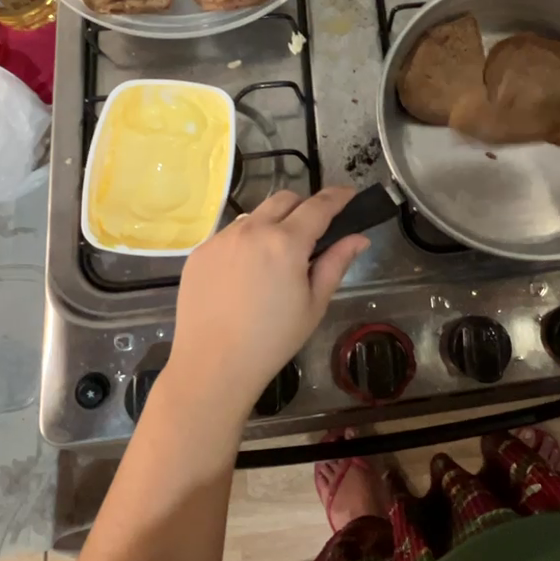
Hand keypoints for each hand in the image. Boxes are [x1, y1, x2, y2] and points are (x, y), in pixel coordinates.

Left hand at [168, 187, 369, 416]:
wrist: (212, 366)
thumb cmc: (272, 340)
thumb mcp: (314, 304)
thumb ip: (336, 263)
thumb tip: (358, 238)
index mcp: (285, 242)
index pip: (318, 206)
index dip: (337, 196)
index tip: (349, 195)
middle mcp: (252, 230)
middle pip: (285, 199)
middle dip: (304, 206)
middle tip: (313, 231)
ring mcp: (221, 239)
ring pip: (255, 215)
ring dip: (273, 223)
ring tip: (276, 256)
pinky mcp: (200, 252)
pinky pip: (230, 234)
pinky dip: (246, 242)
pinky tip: (246, 273)